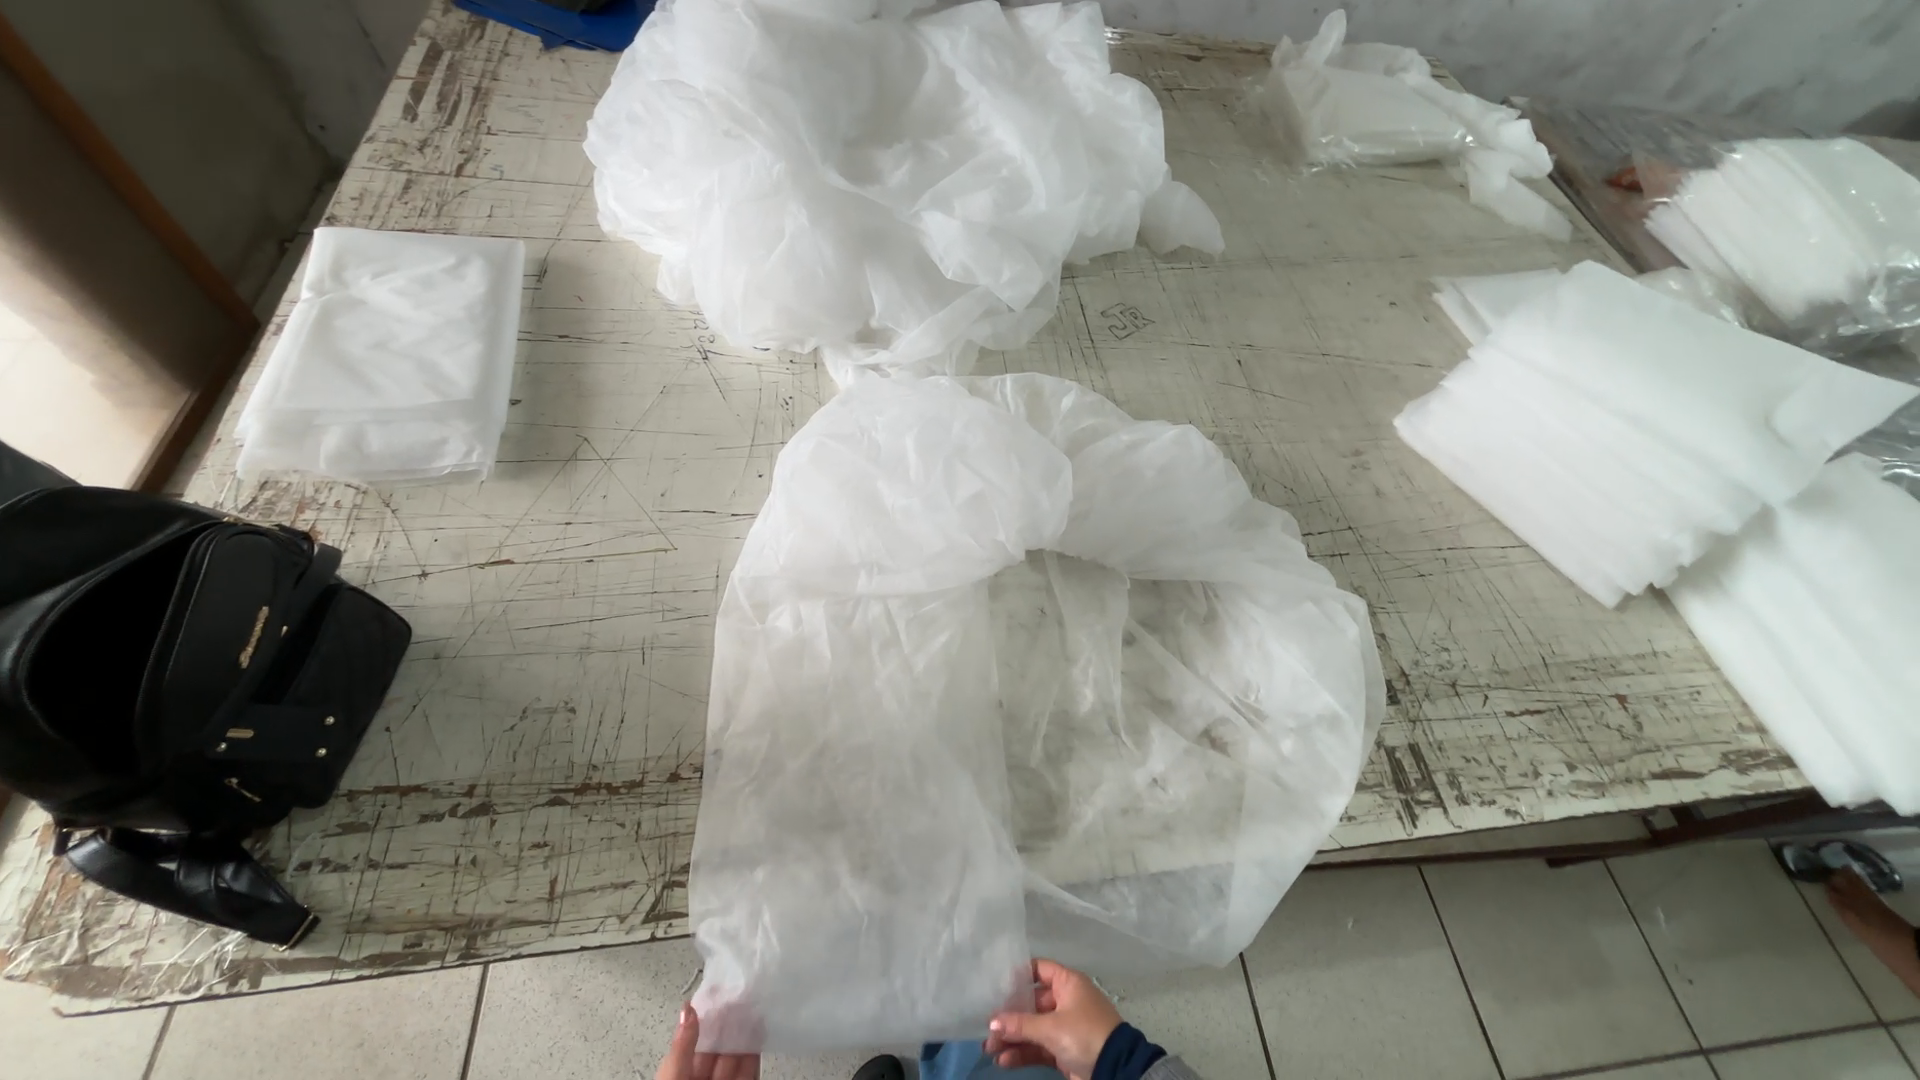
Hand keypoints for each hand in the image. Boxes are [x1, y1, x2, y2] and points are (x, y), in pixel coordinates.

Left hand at [656, 1005, 760, 1079]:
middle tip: (742, 996)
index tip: (719, 993)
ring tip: (754, 1007)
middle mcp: (700, 1077)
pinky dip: (755, 1051)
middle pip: (718, 1046)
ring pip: (735, 1056)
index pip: (694, 1039)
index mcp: (678, 1072)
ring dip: (745, 1034)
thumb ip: (683, 1044)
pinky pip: (750, 1069)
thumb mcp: (673, 1073)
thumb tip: (688, 1006)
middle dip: (729, 1023)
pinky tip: (760, 1032)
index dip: (706, 1017)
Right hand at [984, 958, 1123, 1079]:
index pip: (1039, 969)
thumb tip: (991, 1023)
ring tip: (989, 1049)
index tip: (996, 984)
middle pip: (1031, 1003)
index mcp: (1068, 983)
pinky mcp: (1064, 1050)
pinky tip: (1004, 1061)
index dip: (1018, 975)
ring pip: (1033, 1028)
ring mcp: (1065, 1027)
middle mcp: (1065, 1001)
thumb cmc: (1084, 1034)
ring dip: (1012, 1038)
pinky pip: (1038, 1047)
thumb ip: (1020, 1024)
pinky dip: (1023, 1052)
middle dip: (1009, 1016)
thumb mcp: (1051, 1027)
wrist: (1116, 1071)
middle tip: (987, 1026)